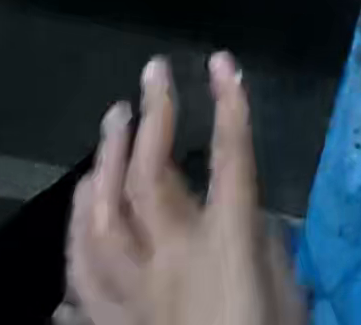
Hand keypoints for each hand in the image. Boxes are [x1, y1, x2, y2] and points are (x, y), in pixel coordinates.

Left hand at [66, 53, 305, 324]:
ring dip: (101, 171)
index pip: (231, 154)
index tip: (222, 60)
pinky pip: (80, 291)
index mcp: (226, 243)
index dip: (229, 103)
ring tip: (109, 130)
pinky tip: (78, 231)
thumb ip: (254, 236)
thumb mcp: (283, 284)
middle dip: (151, 118)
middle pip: (150, 179)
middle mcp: (172, 261)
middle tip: (149, 78)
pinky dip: (77, 253)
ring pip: (98, 227)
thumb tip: (238, 208)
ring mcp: (132, 300)